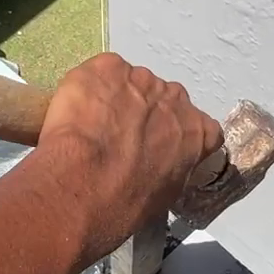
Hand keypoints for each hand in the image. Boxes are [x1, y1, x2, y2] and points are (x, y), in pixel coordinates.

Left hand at [33, 53, 220, 260]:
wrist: (83, 185)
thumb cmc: (124, 205)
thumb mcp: (162, 197)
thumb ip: (169, 170)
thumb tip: (153, 170)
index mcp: (199, 132)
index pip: (194, 127)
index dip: (168, 136)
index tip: (149, 149)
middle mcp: (177, 98)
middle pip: (161, 100)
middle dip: (141, 115)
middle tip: (115, 140)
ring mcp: (142, 77)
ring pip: (128, 85)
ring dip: (113, 101)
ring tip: (89, 128)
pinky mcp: (107, 67)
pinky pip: (99, 74)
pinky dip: (86, 88)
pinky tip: (75, 114)